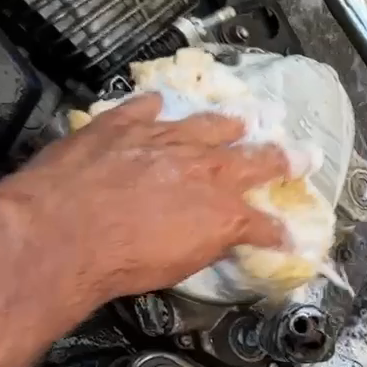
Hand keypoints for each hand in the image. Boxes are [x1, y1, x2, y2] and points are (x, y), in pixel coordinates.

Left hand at [0, 94, 288, 303]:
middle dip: (283, 160)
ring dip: (229, 123)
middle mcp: (204, 168)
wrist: (64, 231)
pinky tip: (161, 102)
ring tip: (244, 117)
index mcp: (225, 211)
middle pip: (255, 161)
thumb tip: (223, 238)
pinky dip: (157, 106)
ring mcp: (162, 139)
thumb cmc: (127, 261)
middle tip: (302, 154)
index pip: (266, 224)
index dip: (281, 234)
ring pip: (207, 124)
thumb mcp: (184, 264)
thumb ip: (211, 242)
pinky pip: (144, 108)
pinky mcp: (120, 124)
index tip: (290, 239)